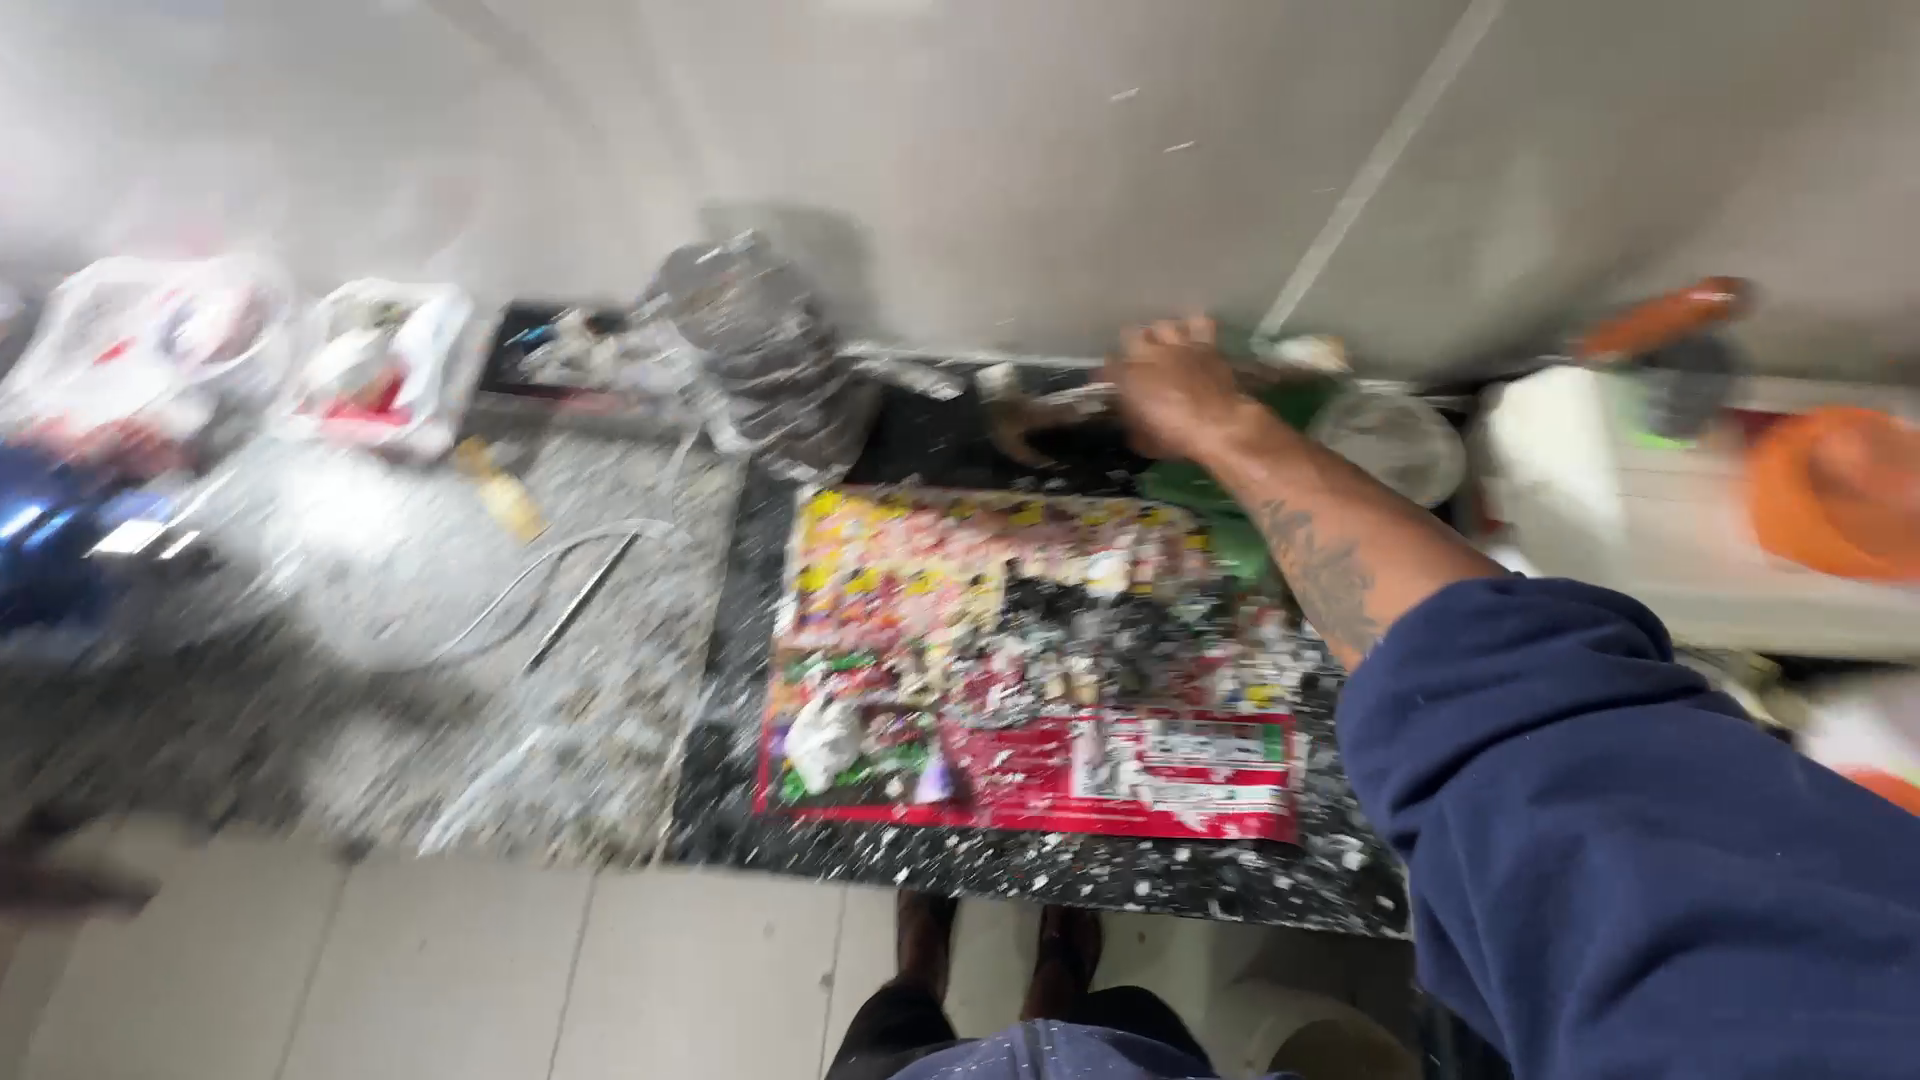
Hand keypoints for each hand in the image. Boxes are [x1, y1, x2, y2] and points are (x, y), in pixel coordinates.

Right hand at [1101, 316, 1259, 461]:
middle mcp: (1150, 355)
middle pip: (1131, 335)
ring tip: (1162, 343)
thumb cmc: (1177, 437)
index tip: (1108, 379)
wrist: (1220, 426)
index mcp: (1129, 378)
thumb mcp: (1143, 440)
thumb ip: (1131, 421)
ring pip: (1162, 325)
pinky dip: (1193, 326)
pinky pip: (1199, 323)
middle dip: (1129, 346)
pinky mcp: (1206, 344)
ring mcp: (1179, 346)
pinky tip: (1192, 334)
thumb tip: (1128, 416)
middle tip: (1134, 358)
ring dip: (1159, 334)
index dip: (1106, 372)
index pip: (1108, 365)